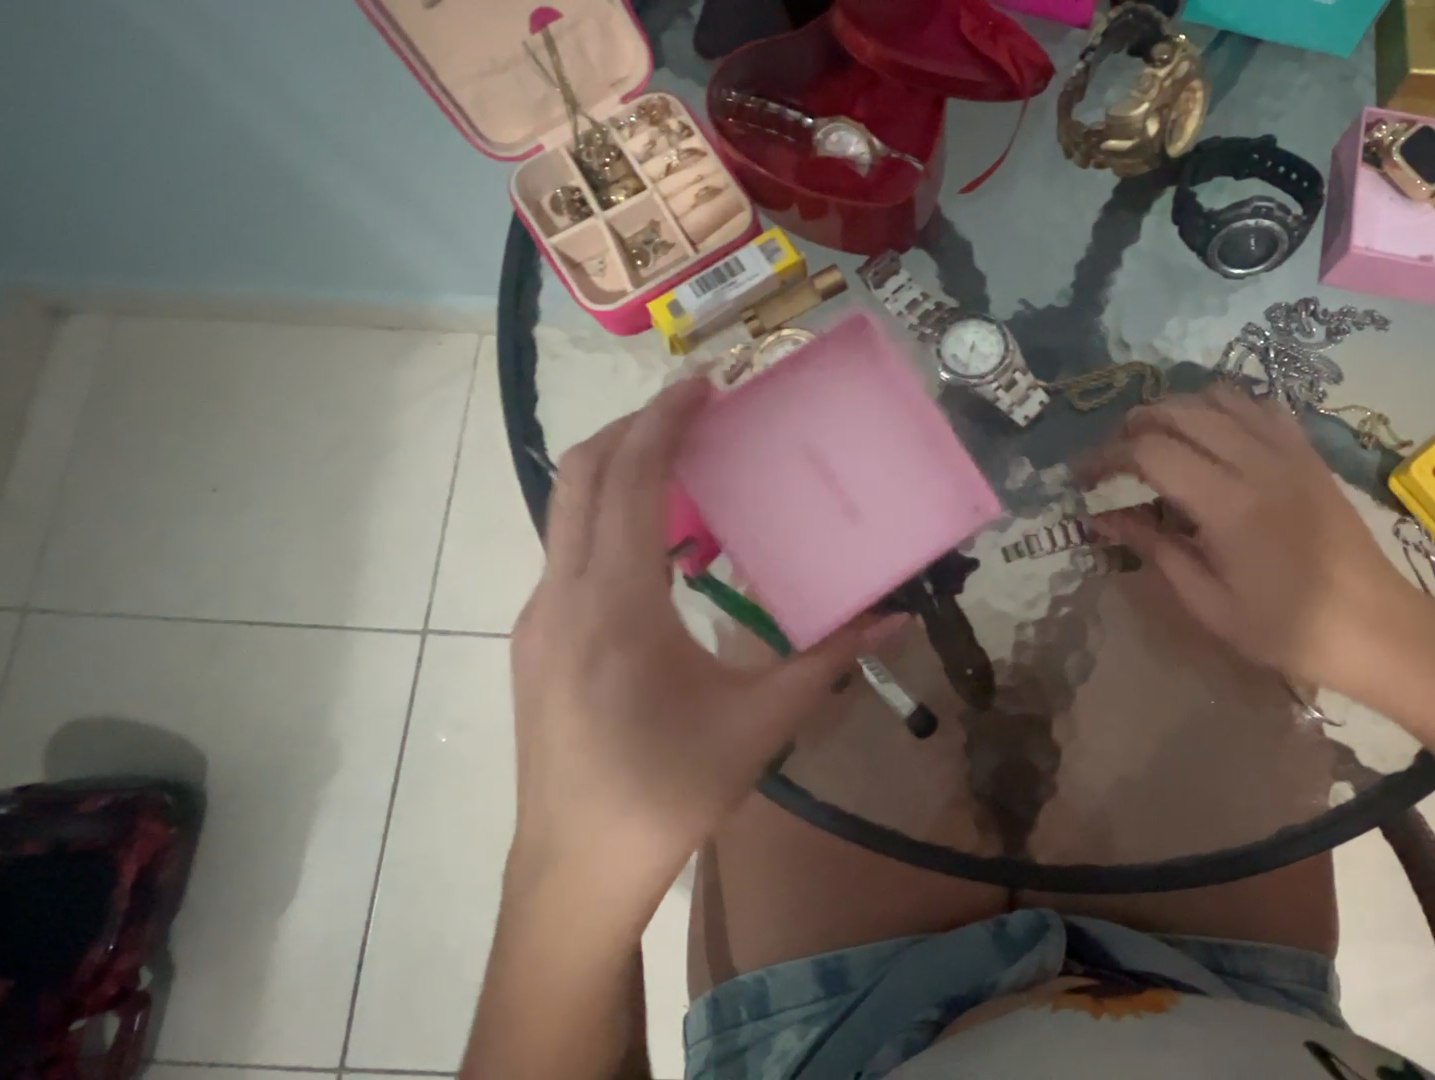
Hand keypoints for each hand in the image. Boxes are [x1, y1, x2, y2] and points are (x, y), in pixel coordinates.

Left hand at [507, 379, 876, 894]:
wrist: (575, 870)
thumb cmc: (670, 792)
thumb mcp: (760, 724)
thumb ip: (829, 659)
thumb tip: (898, 620)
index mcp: (615, 606)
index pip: (630, 482)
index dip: (664, 423)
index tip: (705, 386)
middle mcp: (562, 596)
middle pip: (581, 478)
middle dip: (635, 430)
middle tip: (698, 414)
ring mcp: (538, 619)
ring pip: (567, 514)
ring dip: (620, 475)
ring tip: (688, 471)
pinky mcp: (535, 642)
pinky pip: (569, 553)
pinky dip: (609, 521)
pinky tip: (661, 553)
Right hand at [1093, 385, 1420, 693]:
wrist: (1375, 628)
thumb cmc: (1284, 629)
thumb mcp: (1207, 602)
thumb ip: (1154, 548)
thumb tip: (1102, 517)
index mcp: (1227, 504)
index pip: (1150, 451)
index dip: (1106, 457)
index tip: (1082, 476)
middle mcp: (1257, 462)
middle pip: (1179, 411)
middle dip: (1133, 425)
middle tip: (1111, 459)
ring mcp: (1288, 451)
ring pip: (1218, 398)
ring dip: (1176, 409)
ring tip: (1155, 440)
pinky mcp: (1308, 453)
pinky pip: (1259, 407)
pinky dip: (1223, 408)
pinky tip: (1211, 434)